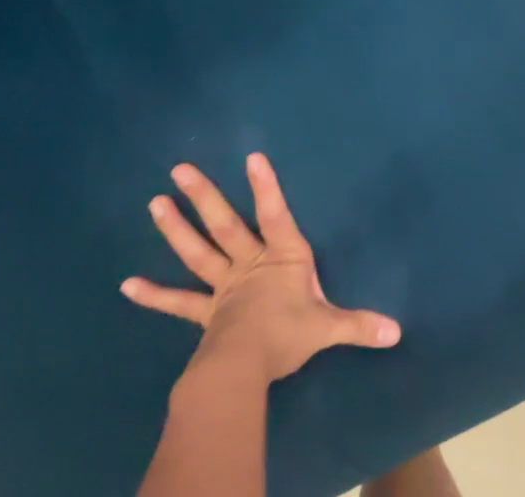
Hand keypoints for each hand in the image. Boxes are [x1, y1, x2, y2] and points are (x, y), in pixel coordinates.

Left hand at [121, 153, 400, 384]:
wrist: (244, 368)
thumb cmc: (287, 337)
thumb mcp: (329, 327)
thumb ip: (360, 325)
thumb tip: (397, 332)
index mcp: (283, 260)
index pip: (276, 215)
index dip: (266, 186)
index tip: (252, 155)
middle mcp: (249, 265)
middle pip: (225, 225)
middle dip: (204, 196)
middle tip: (179, 169)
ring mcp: (224, 287)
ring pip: (198, 252)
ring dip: (175, 229)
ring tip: (154, 204)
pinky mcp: (206, 313)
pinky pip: (178, 303)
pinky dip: (153, 295)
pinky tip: (127, 285)